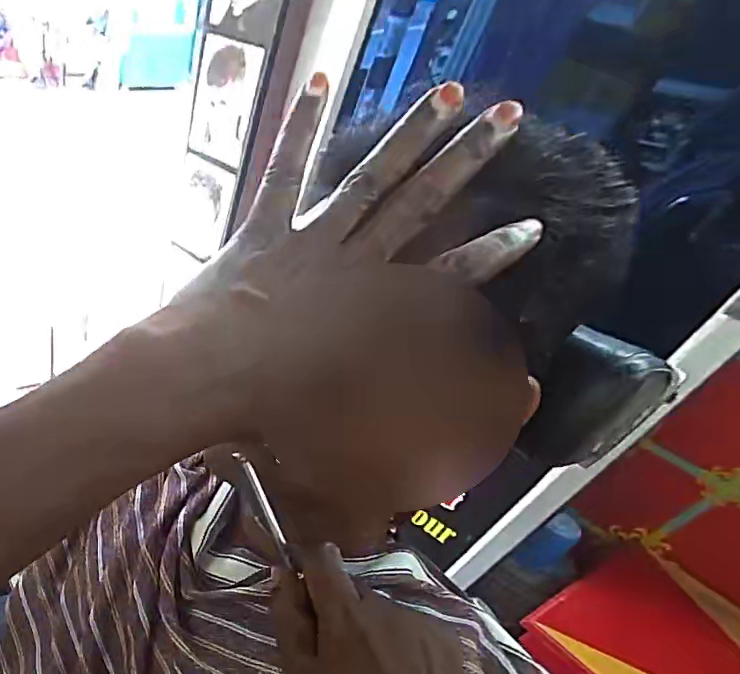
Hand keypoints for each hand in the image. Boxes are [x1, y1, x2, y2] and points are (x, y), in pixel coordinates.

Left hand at [160, 78, 541, 537]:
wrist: (205, 381)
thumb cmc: (258, 419)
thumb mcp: (315, 449)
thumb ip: (350, 474)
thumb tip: (369, 532)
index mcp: (369, 321)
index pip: (442, 282)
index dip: (487, 257)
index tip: (533, 229)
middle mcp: (352, 268)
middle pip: (420, 206)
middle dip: (467, 164)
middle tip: (512, 119)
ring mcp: (307, 243)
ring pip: (370, 178)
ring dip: (411, 134)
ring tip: (452, 92)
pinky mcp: (261, 232)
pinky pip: (284, 173)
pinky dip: (298, 127)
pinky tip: (319, 76)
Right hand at [268, 543, 485, 673]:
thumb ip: (288, 619)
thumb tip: (282, 578)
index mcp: (346, 614)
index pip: (322, 557)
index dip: (306, 564)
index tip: (299, 587)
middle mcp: (386, 606)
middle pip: (350, 588)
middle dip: (336, 610)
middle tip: (332, 654)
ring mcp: (421, 620)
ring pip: (379, 609)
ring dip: (368, 628)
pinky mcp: (447, 637)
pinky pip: (408, 626)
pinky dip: (397, 642)